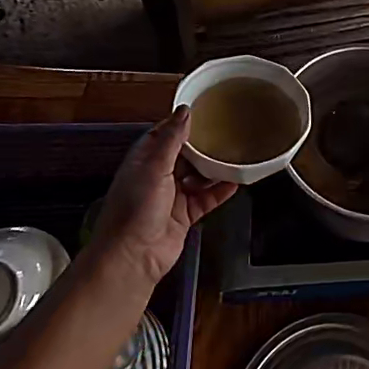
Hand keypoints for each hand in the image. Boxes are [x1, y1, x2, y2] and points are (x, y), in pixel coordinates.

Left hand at [90, 106, 236, 284]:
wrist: (133, 256)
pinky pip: (207, 199)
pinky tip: (235, 183)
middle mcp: (157, 176)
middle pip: (185, 155)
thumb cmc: (133, 212)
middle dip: (204, 146)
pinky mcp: (184, 215)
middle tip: (226, 133)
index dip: (182, 123)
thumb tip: (184, 112)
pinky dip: (220, 192)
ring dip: (215, 169)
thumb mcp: (154, 167)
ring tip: (235, 156)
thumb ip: (171, 140)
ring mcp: (171, 196)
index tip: (203, 112)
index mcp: (144, 160)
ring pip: (199, 176)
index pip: (164, 134)